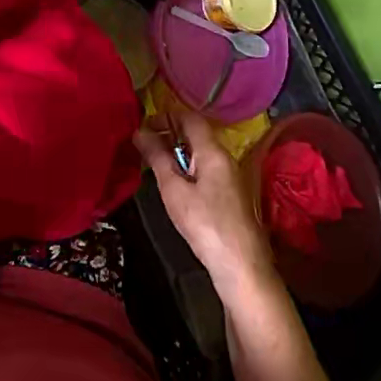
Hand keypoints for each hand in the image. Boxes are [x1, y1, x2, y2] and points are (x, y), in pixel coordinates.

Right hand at [135, 111, 275, 291]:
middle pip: (197, 133)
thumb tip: (139, 131)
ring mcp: (231, 176)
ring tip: (153, 160)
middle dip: (170, 132)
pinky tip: (173, 181)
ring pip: (201, 152)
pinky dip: (187, 166)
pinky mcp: (230, 193)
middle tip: (143, 142)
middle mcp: (225, 158)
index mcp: (213, 152)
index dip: (166, 115)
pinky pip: (206, 167)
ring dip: (178, 150)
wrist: (240, 264)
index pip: (190, 118)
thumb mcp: (173, 189)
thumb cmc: (204, 223)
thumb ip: (157, 157)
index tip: (143, 124)